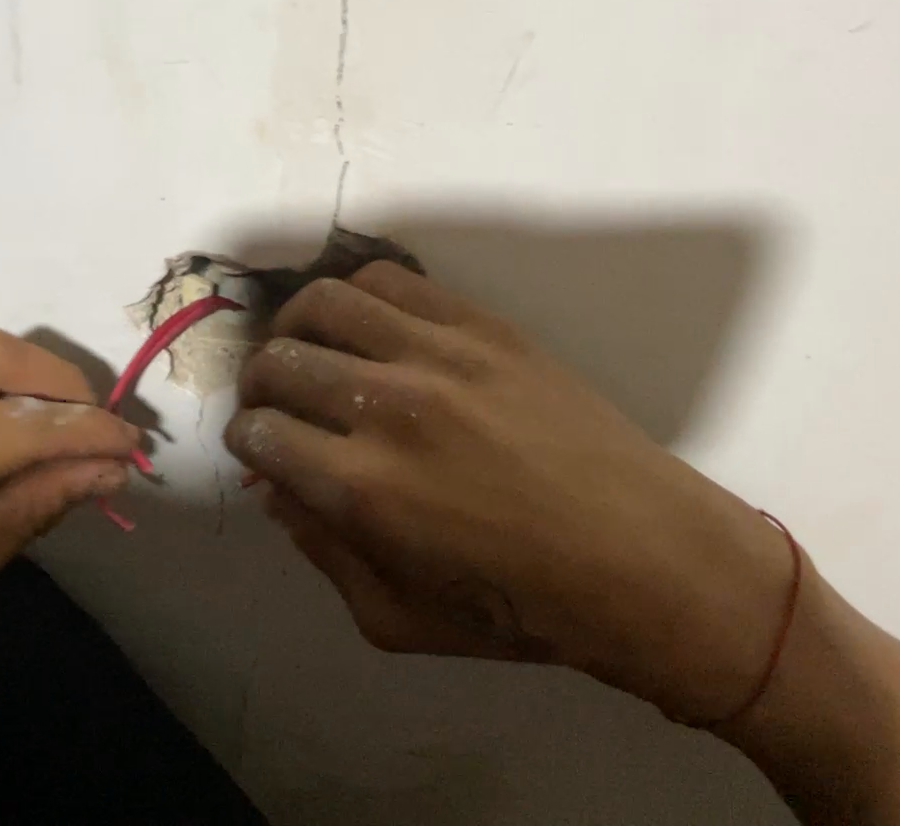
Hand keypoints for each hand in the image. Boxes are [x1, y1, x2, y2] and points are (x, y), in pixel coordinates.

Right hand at [226, 262, 793, 723]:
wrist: (653, 561)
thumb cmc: (524, 608)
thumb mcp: (398, 620)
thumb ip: (322, 552)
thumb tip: (277, 489)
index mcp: (363, 488)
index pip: (260, 434)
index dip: (245, 441)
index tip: (258, 449)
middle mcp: (388, 406)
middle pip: (277, 361)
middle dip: (257, 385)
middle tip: (272, 404)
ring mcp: (438, 354)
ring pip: (322, 302)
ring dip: (292, 328)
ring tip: (305, 350)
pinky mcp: (482, 325)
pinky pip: (390, 280)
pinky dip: (354, 295)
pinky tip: (363, 325)